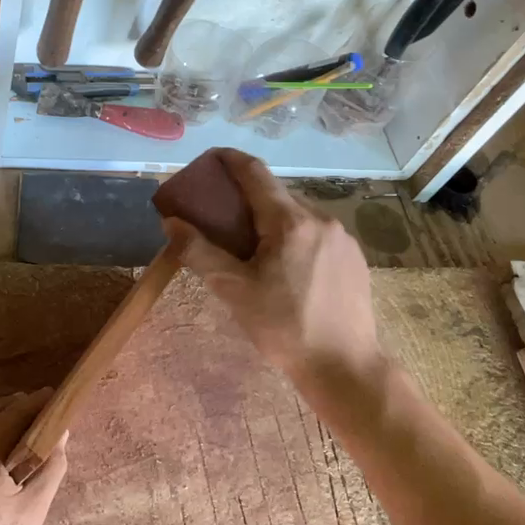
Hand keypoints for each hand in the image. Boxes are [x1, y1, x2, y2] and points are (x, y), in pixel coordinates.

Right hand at [162, 148, 380, 387]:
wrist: (345, 367)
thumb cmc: (284, 327)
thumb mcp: (233, 290)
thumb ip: (199, 252)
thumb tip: (171, 222)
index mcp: (290, 222)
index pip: (255, 174)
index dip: (230, 160)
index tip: (209, 157)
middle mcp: (321, 220)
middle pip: (276, 196)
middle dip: (245, 198)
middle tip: (218, 216)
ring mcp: (342, 239)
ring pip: (296, 216)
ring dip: (269, 221)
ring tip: (247, 247)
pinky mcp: (354, 259)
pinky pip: (314, 235)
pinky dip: (290, 238)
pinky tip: (281, 267)